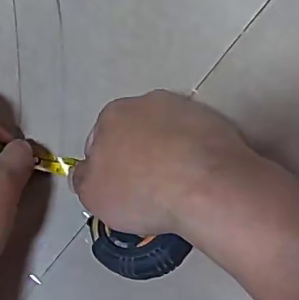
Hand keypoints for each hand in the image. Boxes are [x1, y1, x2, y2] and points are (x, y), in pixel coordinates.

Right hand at [70, 90, 268, 235]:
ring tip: (172, 191)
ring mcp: (185, 110)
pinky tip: (194, 184)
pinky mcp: (216, 123)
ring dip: (167, 157)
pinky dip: (194, 160)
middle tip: (142, 191)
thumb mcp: (92, 196)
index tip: (116, 189)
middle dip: (136, 158)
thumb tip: (85, 175)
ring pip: (167, 137)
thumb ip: (82, 179)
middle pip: (135, 134)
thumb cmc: (145, 190)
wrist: (206, 189)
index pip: (98, 141)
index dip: (106, 169)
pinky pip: (196, 143)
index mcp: (111, 115)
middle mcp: (148, 103)